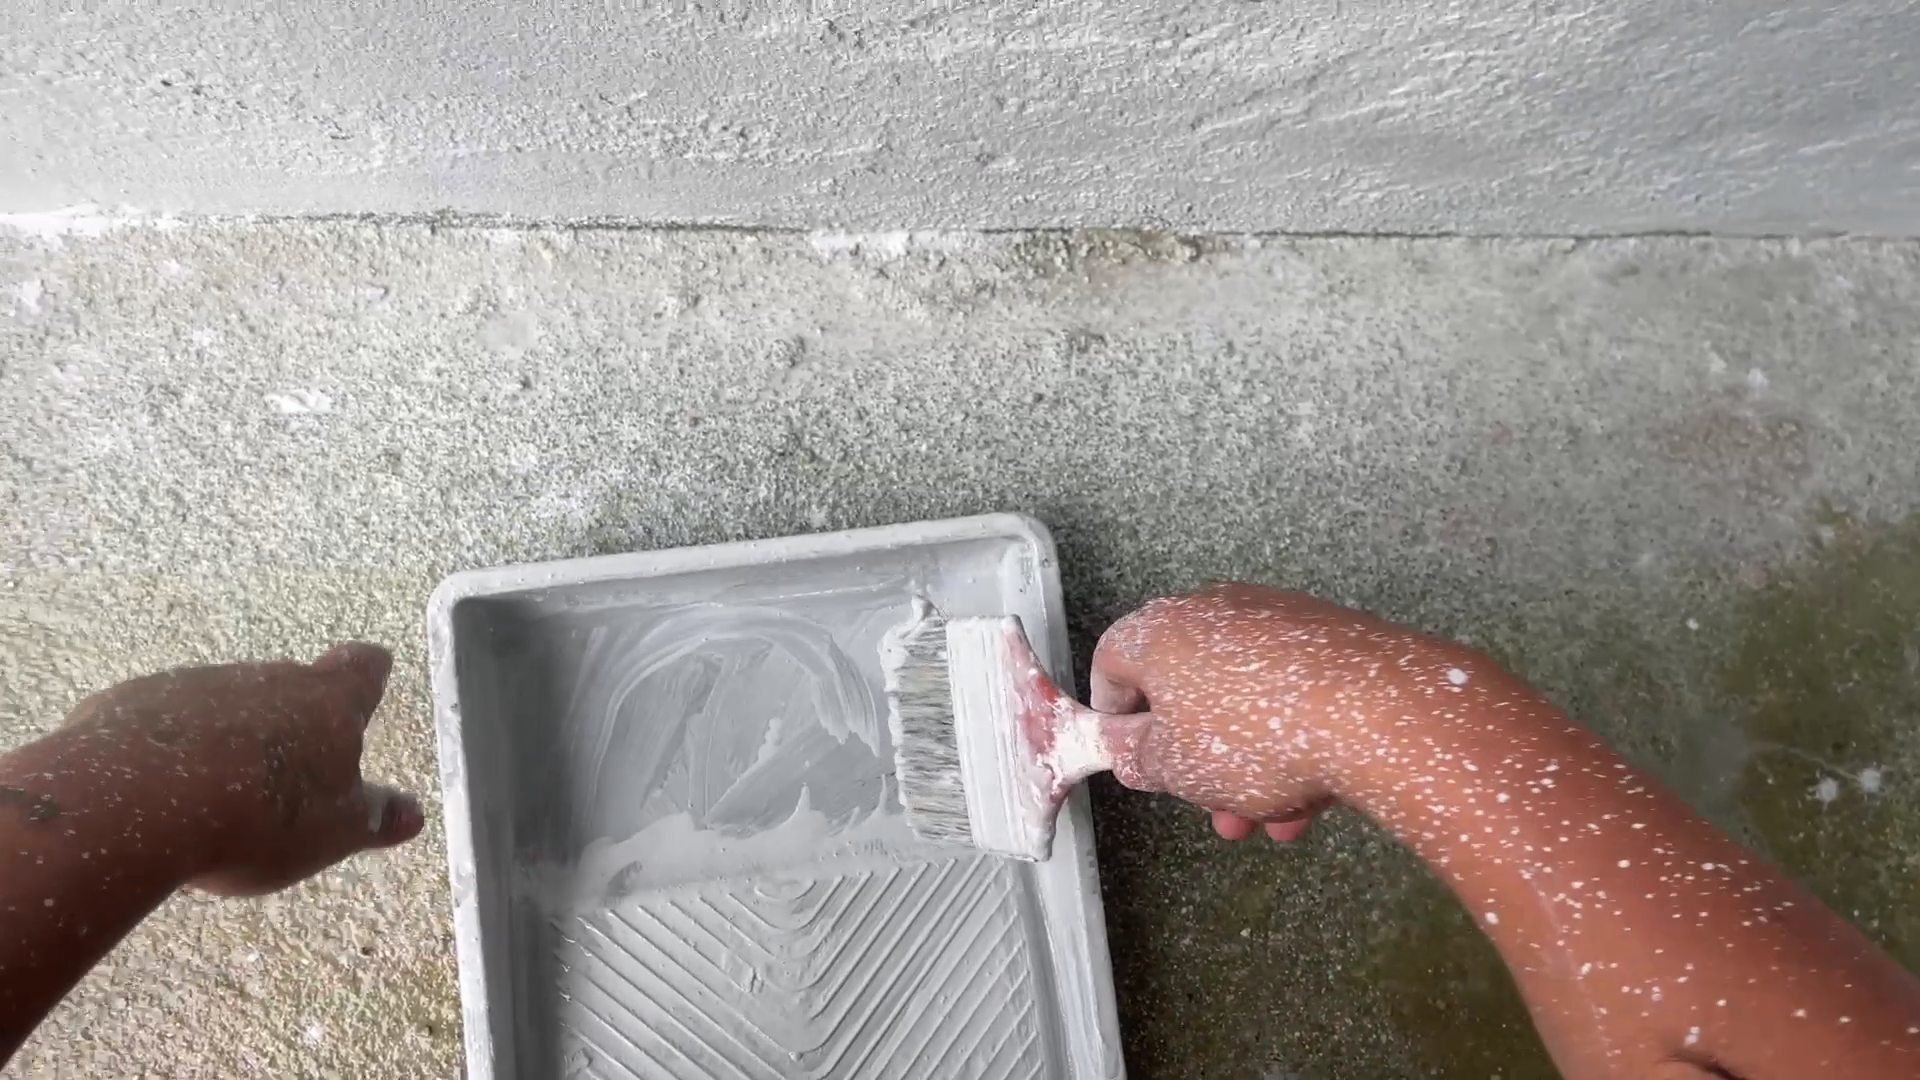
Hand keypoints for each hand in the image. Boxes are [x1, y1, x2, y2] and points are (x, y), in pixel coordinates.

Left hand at [60, 642, 423, 894]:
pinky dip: (161, 747)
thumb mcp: (334, 832)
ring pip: (223, 702)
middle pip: (291, 683)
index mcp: (331, 700)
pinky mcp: (119, 706)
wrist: (114, 815)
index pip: (364, 665)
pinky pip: (153, 721)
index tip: (366, 687)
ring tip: (209, 791)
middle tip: (282, 768)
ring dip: (225, 733)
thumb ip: (376, 818)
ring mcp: (193, 686)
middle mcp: (271, 678)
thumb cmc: (257, 817)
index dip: (367, 675)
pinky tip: (147, 792)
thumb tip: (415, 816)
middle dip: (291, 716)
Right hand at [1090, 584, 1497, 842]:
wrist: (1380, 711)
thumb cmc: (1259, 732)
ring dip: (1242, 760)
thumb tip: (1130, 751)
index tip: (1126, 747)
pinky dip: (1284, 735)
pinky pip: (1284, 688)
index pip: (1110, 662)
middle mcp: (1207, 611)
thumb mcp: (1177, 766)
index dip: (1111, 711)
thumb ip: (1138, 758)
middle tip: (1203, 799)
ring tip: (1265, 817)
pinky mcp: (1320, 632)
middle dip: (1191, 754)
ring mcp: (1268, 617)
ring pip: (1236, 696)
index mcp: (1157, 631)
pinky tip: (1307, 794)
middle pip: (1180, 687)